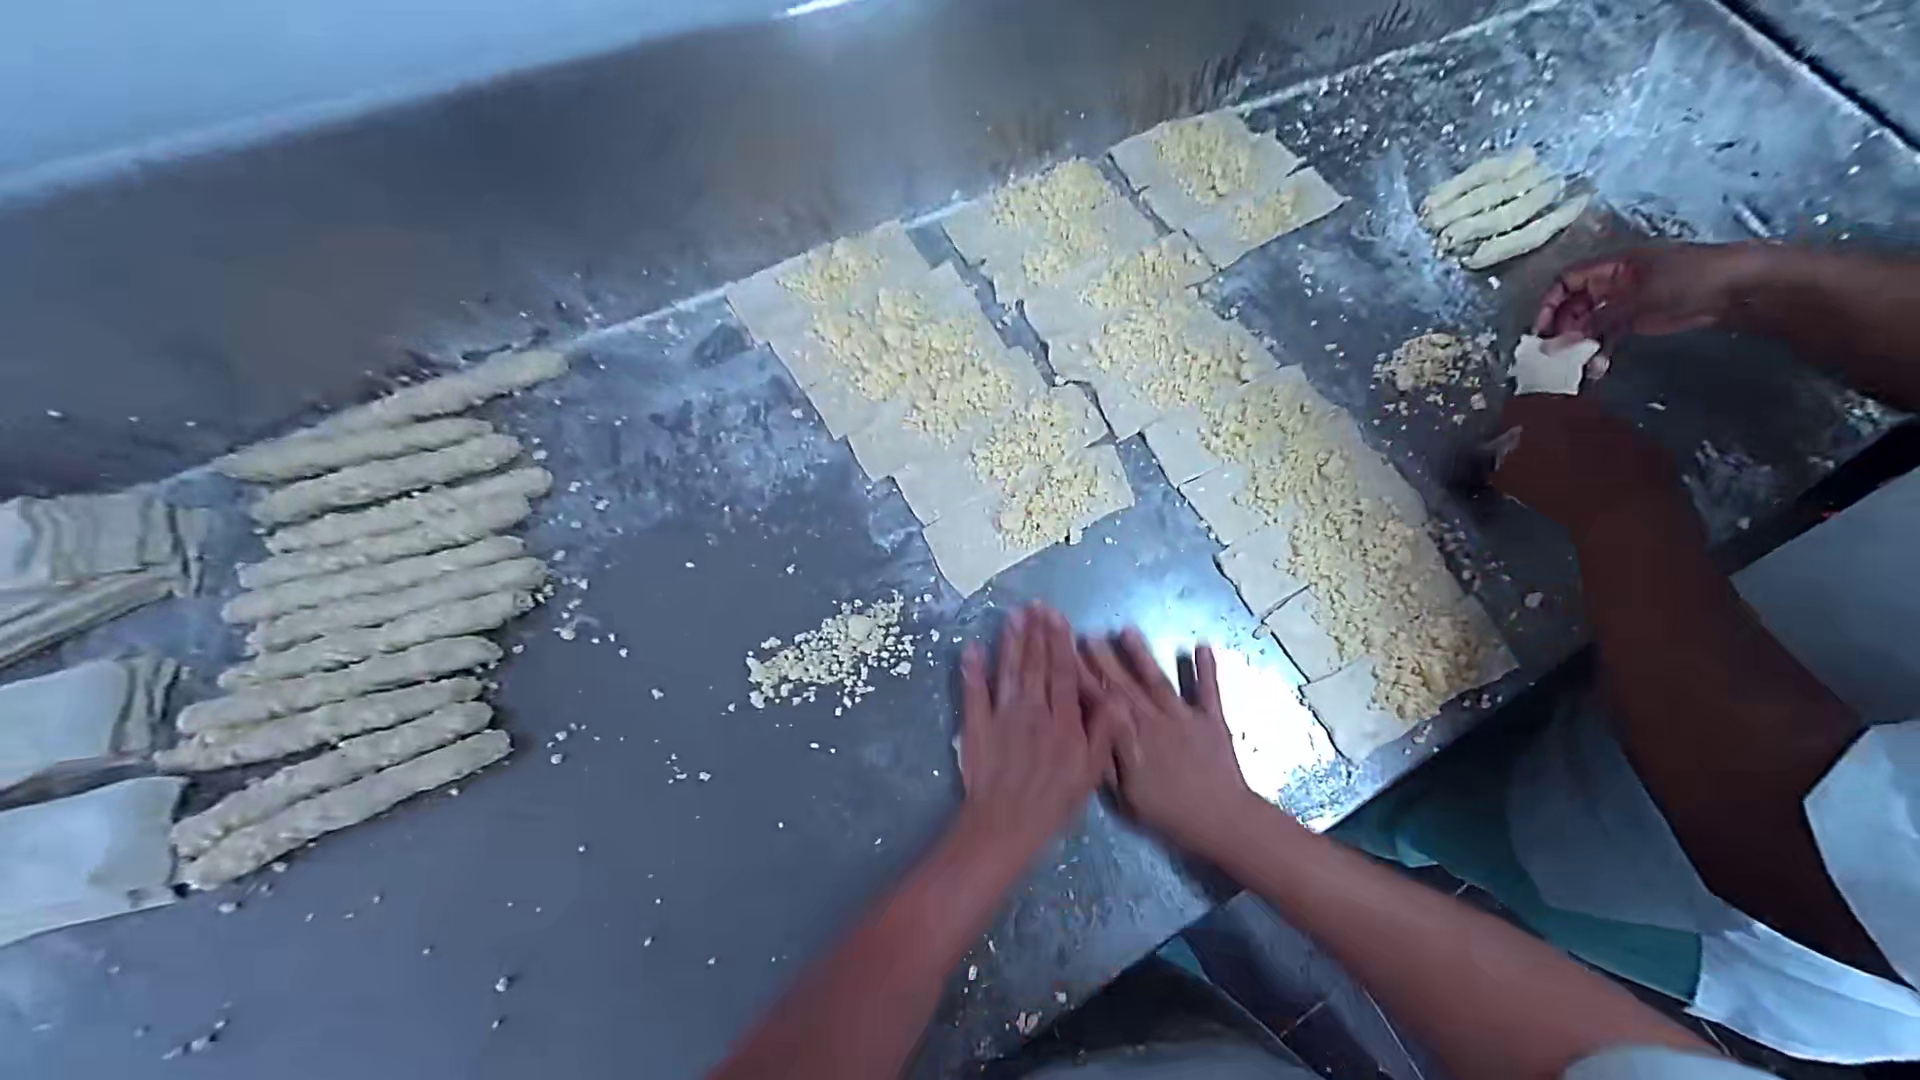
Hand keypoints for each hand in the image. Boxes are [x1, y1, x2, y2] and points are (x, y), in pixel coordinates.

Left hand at [956, 606, 1110, 855]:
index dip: (1060, 643)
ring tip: (1012, 616)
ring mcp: (1002, 715)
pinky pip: (974, 692)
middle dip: (1036, 633)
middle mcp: (1032, 710)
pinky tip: (971, 647)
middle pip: (1035, 665)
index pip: (1063, 674)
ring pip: (1008, 671)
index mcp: (1062, 721)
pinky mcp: (977, 724)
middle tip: (1035, 605)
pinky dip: (972, 670)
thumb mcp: (1090, 773)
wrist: (1007, 824)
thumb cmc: (1053, 801)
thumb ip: (1103, 733)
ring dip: (1010, 642)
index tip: (1058, 617)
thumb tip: (1117, 698)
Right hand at [1078, 629, 1263, 858]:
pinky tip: (1202, 644)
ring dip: (1142, 654)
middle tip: (1089, 634)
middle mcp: (1154, 720)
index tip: (1068, 654)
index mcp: (1131, 738)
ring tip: (1127, 629)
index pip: (1101, 700)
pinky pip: (1208, 690)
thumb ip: (1108, 756)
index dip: (1083, 676)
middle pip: (1125, 684)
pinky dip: (1206, 668)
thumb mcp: (1126, 795)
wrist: (1222, 821)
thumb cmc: (1169, 813)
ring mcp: (1184, 716)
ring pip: (1158, 679)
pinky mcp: (1212, 719)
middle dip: (1104, 658)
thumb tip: (1091, 721)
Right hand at [1491, 395, 1686, 539]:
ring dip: (1577, 435)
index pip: (1517, 405)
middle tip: (1535, 447)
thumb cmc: (1559, 494)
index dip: (1507, 420)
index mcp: (1545, 414)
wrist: (1626, 512)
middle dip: (1544, 424)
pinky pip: (1619, 439)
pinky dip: (1607, 450)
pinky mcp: (1648, 440)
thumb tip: (1494, 457)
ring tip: (1569, 461)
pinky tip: (1601, 473)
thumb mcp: (1511, 481)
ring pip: (1590, 421)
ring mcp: (1621, 422)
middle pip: (1557, 407)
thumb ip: (1498, 462)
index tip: (1501, 436)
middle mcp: (1584, 409)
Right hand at [1534, 243, 1773, 347]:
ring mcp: (1622, 303)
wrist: (1741, 289)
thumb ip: (1593, 322)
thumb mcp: (1636, 300)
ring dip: (1578, 346)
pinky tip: (1598, 368)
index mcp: (1610, 268)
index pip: (1565, 282)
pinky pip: (1605, 337)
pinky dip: (1598, 352)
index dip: (1549, 303)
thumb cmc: (1689, 279)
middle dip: (1560, 329)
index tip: (1541, 329)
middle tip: (1555, 352)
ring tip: (1578, 365)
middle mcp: (1610, 284)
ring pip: (1586, 325)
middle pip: (1570, 306)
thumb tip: (1553, 345)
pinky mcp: (1634, 320)